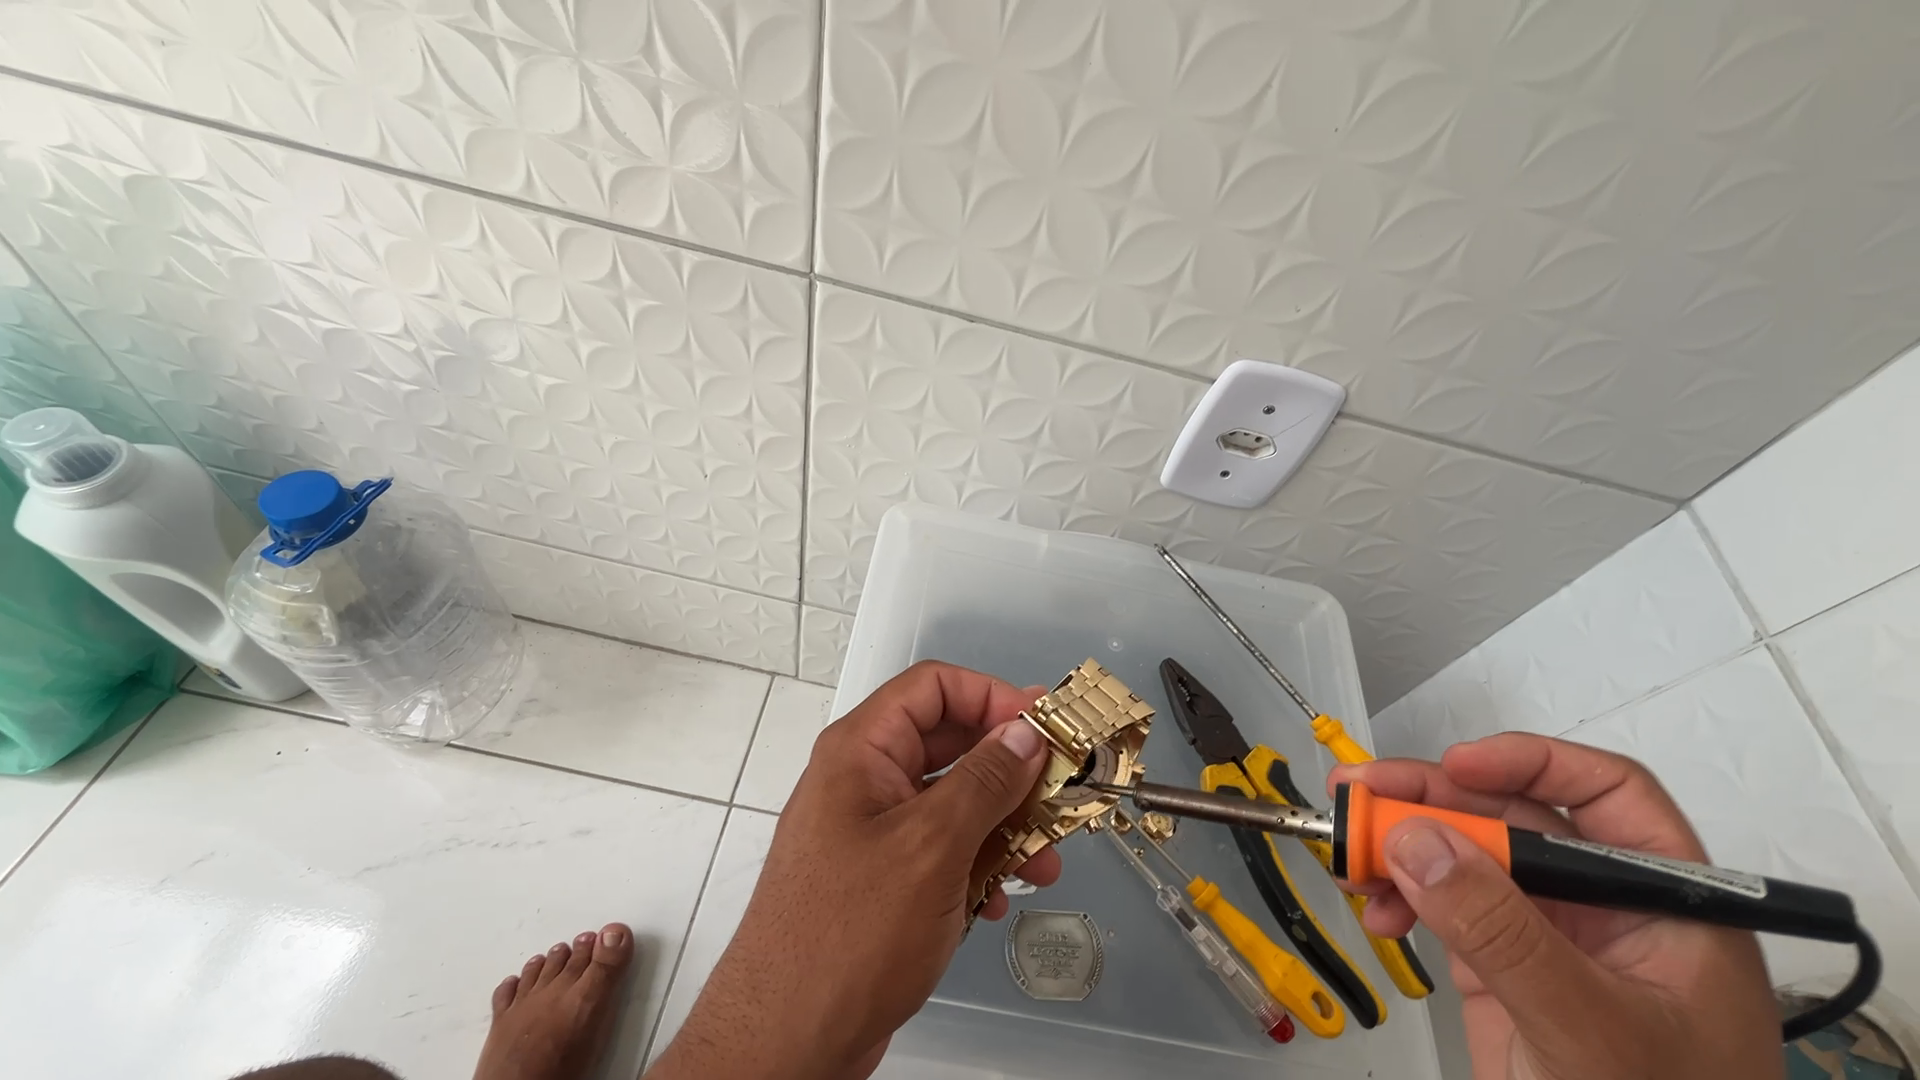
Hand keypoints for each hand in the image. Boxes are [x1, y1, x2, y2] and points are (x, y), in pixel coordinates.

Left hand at [647, 661, 1058, 1079]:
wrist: (787, 1038)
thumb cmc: (854, 931)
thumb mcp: (933, 845)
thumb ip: (985, 780)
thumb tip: (1026, 731)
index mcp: (862, 749)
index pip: (932, 687)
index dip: (991, 695)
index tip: (1044, 727)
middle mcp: (864, 779)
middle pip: (948, 744)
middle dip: (1009, 769)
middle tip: (1060, 793)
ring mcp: (870, 830)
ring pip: (950, 802)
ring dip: (1002, 824)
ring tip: (1045, 860)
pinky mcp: (879, 878)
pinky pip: (938, 849)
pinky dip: (974, 864)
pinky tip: (997, 899)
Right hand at [1331, 734, 1781, 1079]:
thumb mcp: (1584, 1026)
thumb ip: (1502, 932)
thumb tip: (1412, 838)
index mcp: (1658, 901)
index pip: (1608, 794)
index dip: (1532, 762)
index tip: (1455, 765)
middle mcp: (1598, 903)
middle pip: (1510, 817)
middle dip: (1428, 801)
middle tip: (1353, 793)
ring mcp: (1542, 932)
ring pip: (1462, 854)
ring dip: (1398, 846)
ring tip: (1346, 859)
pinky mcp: (1495, 961)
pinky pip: (1437, 902)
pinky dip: (1396, 896)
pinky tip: (1374, 914)